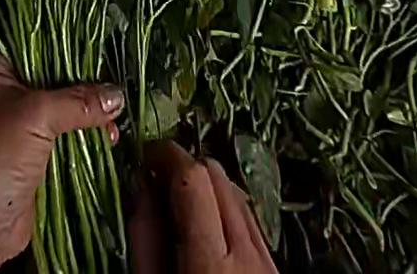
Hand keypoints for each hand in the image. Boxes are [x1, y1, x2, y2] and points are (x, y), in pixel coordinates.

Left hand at [0, 51, 124, 272]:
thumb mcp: (37, 115)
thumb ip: (78, 101)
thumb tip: (117, 94)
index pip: (28, 38)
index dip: (61, 37)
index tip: (94, 37)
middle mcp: (0, 87)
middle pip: (47, 71)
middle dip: (80, 79)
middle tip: (111, 78)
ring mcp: (14, 120)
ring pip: (58, 104)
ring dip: (86, 110)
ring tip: (114, 113)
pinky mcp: (29, 150)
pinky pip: (62, 133)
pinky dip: (83, 133)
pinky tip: (107, 134)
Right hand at [128, 141, 277, 273]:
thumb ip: (144, 237)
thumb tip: (141, 183)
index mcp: (210, 264)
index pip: (193, 177)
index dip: (167, 154)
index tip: (145, 154)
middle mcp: (248, 256)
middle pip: (217, 174)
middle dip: (184, 167)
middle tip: (158, 179)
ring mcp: (269, 262)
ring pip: (235, 191)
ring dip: (205, 186)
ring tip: (179, 204)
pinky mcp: (276, 268)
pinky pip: (249, 219)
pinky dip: (224, 209)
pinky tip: (205, 227)